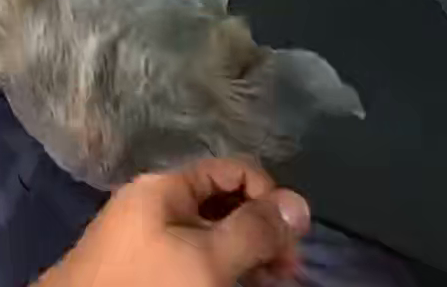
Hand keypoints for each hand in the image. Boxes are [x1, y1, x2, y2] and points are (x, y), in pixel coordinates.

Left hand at [37, 158, 309, 286]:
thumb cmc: (148, 285)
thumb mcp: (207, 259)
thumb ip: (252, 231)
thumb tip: (300, 201)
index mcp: (167, 186)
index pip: (231, 171)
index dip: (268, 199)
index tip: (295, 245)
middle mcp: (158, 203)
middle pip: (222, 204)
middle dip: (260, 234)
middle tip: (288, 275)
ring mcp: (149, 237)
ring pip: (210, 237)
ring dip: (244, 258)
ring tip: (268, 286)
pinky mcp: (145, 268)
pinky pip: (193, 259)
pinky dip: (220, 271)